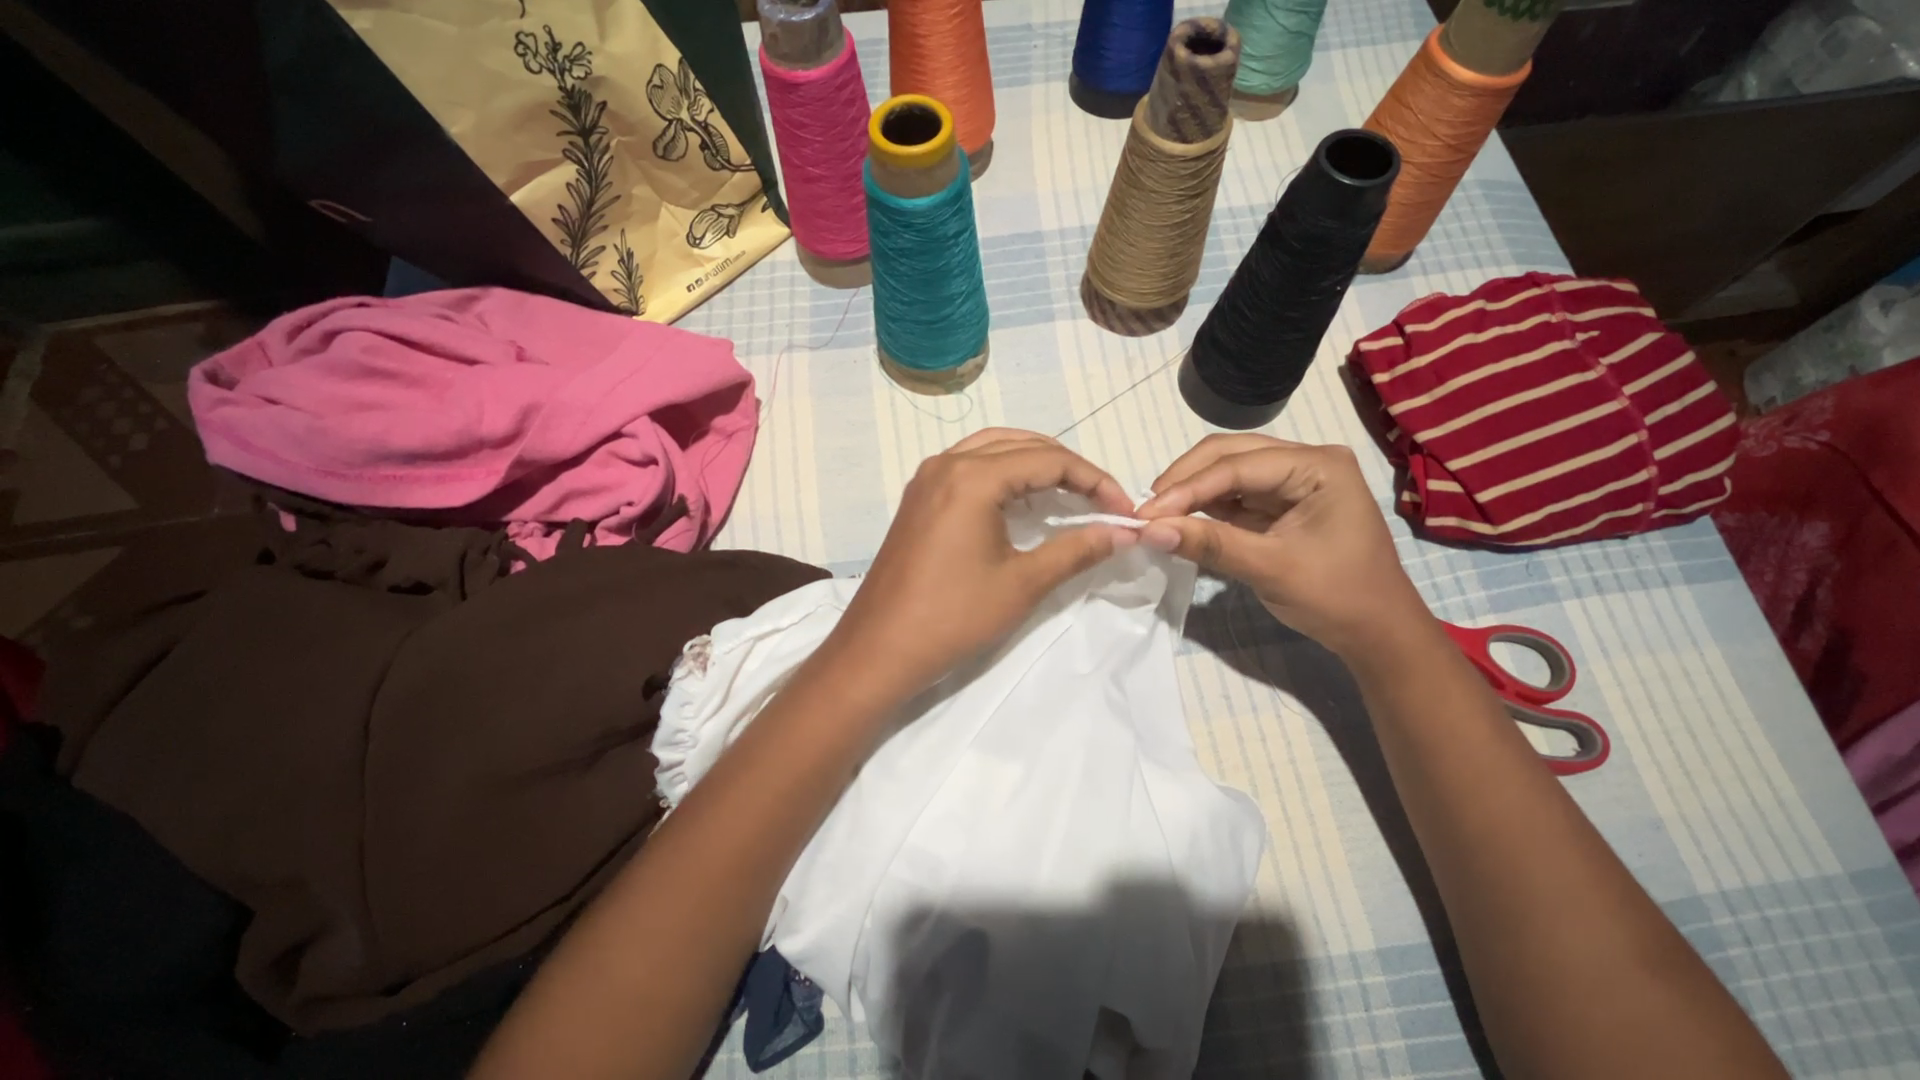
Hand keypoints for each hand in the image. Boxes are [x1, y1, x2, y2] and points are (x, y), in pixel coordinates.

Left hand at [827, 428, 1139, 696]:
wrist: (879, 649)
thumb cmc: (953, 617)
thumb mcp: (1023, 584)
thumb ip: (1077, 550)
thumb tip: (1125, 532)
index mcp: (973, 477)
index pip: (1049, 459)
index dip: (1095, 481)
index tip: (1125, 510)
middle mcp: (947, 464)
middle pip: (1023, 445)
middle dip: (1068, 468)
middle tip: (1103, 502)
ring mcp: (927, 479)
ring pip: (994, 450)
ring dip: (1036, 465)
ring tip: (1071, 495)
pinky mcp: (918, 498)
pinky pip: (970, 466)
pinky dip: (1005, 474)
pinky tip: (1024, 502)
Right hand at [1135, 435, 1431, 658]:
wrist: (1377, 634)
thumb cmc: (1337, 597)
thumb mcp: (1271, 569)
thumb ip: (1211, 544)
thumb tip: (1148, 531)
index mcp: (1317, 465)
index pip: (1238, 465)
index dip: (1188, 488)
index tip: (1145, 514)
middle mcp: (1306, 462)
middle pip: (1230, 455)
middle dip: (1185, 480)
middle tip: (1146, 511)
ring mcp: (1293, 482)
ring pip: (1228, 472)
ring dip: (1192, 492)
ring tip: (1157, 517)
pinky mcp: (1282, 505)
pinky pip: (1235, 496)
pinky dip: (1206, 507)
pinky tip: (1181, 521)